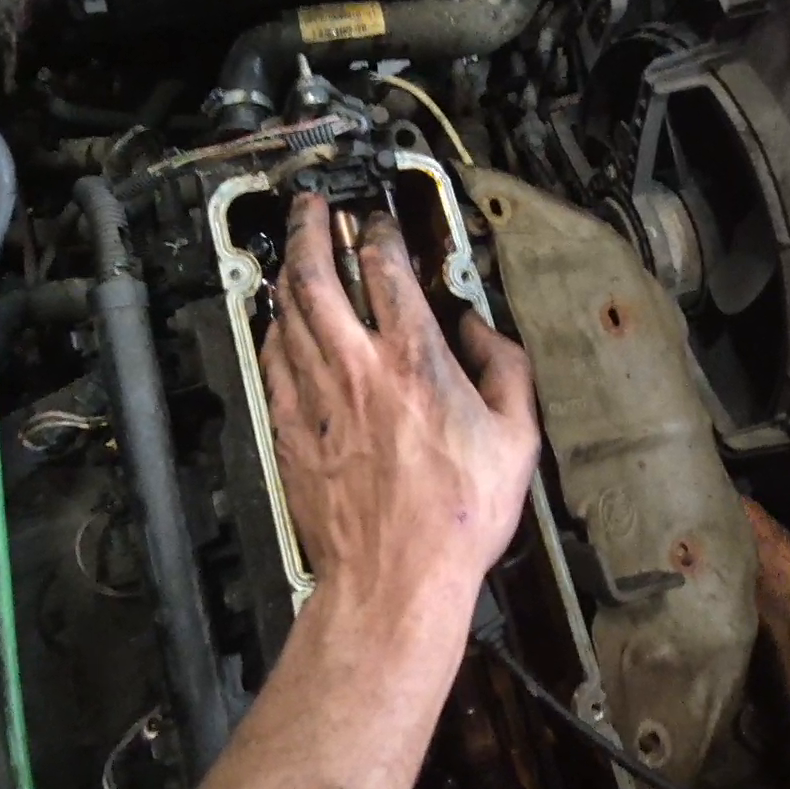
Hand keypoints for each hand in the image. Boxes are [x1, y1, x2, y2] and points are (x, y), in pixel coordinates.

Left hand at [261, 194, 539, 607]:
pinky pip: (273, 362)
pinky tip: (279, 324)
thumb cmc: (455, 516)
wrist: (394, 579)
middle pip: (316, 276)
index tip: (379, 228)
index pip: (386, 270)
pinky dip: (275, 332)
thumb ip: (505, 369)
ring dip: (288, 274)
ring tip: (293, 255)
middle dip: (309, 229)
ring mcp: (318, 397)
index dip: (379, 235)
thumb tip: (481, 331)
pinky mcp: (293, 429)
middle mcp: (358, 367)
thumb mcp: (516, 439)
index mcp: (415, 362)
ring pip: (288, 313)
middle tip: (311, 209)